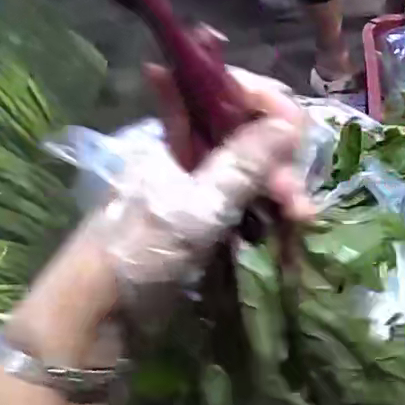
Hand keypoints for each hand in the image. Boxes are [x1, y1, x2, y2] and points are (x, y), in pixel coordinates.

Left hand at [11, 67, 311, 355]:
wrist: (105, 312)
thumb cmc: (141, 249)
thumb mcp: (196, 205)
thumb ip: (244, 163)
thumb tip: (291, 122)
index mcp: (180, 134)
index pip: (230, 92)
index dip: (266, 102)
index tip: (294, 131)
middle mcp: (195, 152)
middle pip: (252, 133)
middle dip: (282, 158)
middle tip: (295, 200)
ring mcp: (205, 186)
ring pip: (257, 169)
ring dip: (282, 187)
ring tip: (299, 217)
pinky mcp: (213, 218)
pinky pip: (253, 200)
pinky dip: (273, 208)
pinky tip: (292, 221)